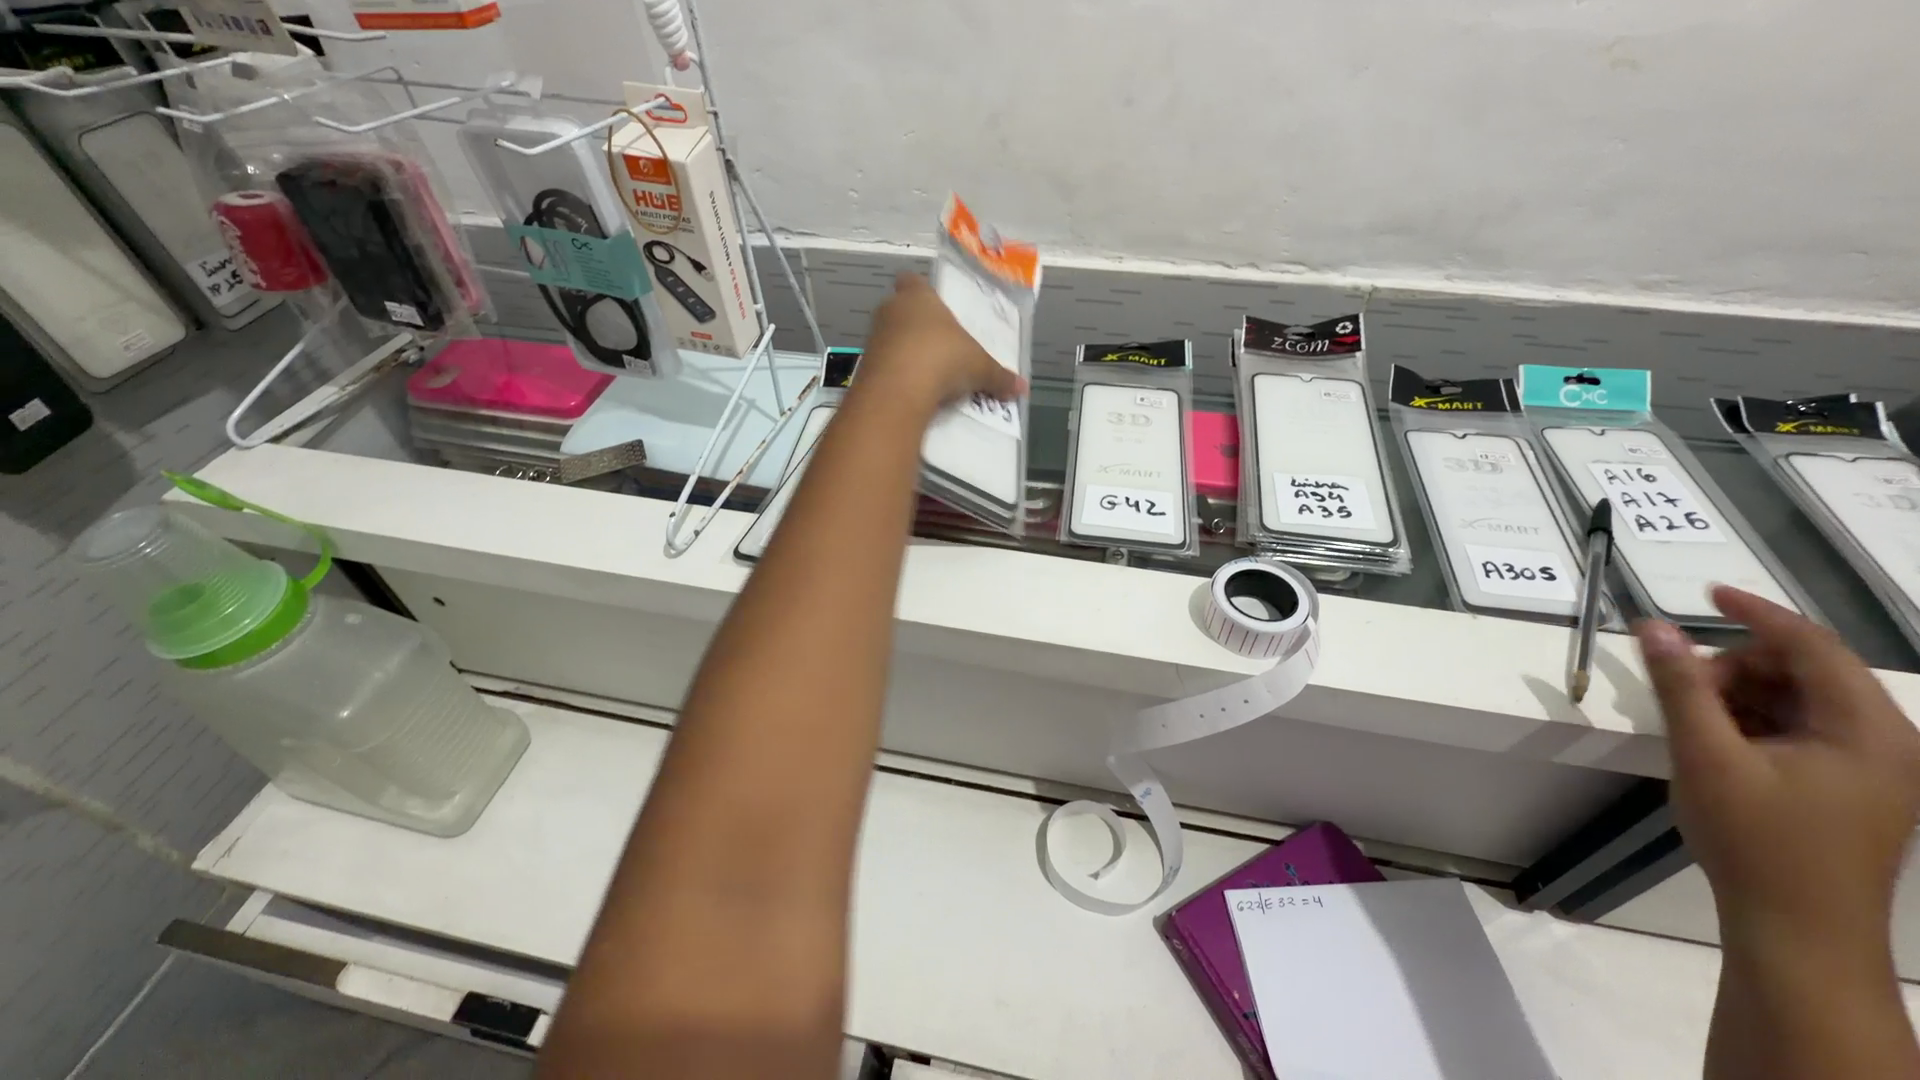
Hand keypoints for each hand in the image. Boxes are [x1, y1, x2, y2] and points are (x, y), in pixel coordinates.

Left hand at [857, 273, 1024, 413]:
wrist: (897, 391)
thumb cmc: (943, 359)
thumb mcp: (980, 368)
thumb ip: (998, 376)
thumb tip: (1021, 388)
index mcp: (918, 297)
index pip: (912, 280)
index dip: (921, 290)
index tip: (934, 305)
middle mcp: (891, 310)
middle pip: (901, 310)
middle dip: (917, 326)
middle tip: (939, 345)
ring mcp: (874, 338)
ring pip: (890, 338)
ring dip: (905, 352)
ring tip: (928, 374)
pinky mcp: (864, 366)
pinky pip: (884, 365)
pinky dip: (896, 375)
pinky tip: (913, 392)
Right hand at [1637, 587, 1919, 944]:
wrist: (1800, 934)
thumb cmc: (1756, 842)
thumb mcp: (1706, 756)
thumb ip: (1680, 686)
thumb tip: (1653, 625)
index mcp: (1868, 728)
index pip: (1812, 644)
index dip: (1756, 613)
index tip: (1705, 594)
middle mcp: (1888, 740)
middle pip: (1806, 671)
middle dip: (1738, 668)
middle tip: (1684, 692)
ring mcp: (1878, 768)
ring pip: (1802, 701)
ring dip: (1744, 697)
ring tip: (1698, 725)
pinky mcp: (1859, 790)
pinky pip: (1807, 732)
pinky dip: (1760, 725)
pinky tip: (1723, 747)